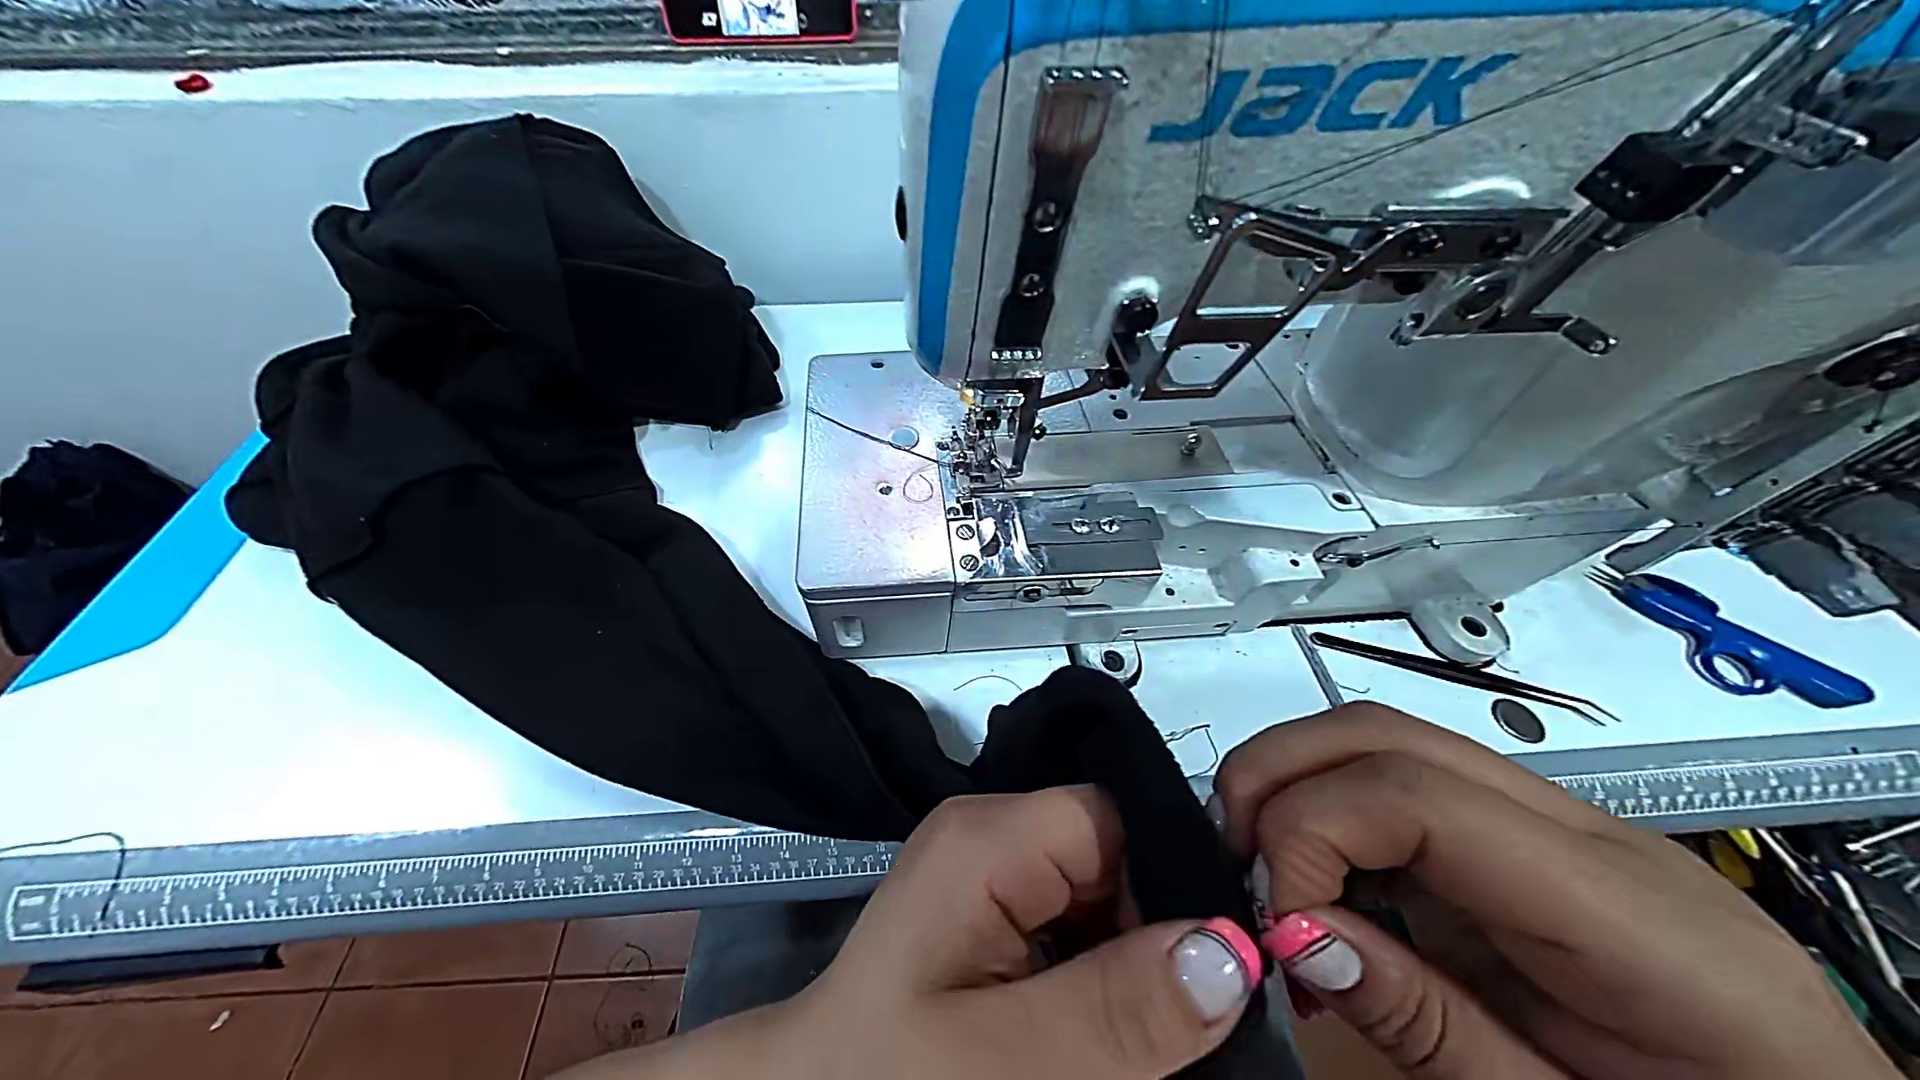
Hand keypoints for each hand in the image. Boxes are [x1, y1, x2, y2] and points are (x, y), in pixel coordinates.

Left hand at [560, 787, 1257, 1079]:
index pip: (1115, 820)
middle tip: (1175, 1026)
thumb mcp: (1004, 1056)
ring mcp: (989, 867)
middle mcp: (991, 832)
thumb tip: (1234, 952)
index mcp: (987, 836)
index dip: (1170, 885)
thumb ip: (1115, 1009)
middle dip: (1154, 932)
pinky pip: (1072, 920)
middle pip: (1113, 856)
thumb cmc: (888, 1069)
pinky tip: (1093, 1022)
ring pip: (1100, 894)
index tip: (1209, 975)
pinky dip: (1099, 971)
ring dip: (1129, 962)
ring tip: (1133, 1033)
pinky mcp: (989, 904)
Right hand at [1212, 703, 1898, 1079]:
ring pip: (1378, 743)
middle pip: (1381, 733)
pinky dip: (1330, 823)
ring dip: (1293, 792)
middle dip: (1274, 778)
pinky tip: (1326, 894)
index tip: (1276, 920)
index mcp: (1627, 911)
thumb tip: (1297, 936)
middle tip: (1237, 865)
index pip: (1414, 793)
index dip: (1309, 831)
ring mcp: (1554, 828)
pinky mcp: (1523, 844)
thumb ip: (1432, 1030)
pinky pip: (1398, 793)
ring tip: (1273, 884)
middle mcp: (1588, 835)